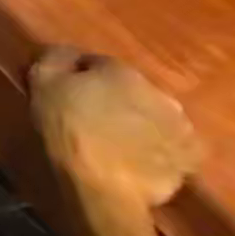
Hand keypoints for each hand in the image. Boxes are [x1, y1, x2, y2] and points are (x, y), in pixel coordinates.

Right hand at [30, 47, 199, 208]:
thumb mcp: (42, 80)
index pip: (99, 62)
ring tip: (114, 135)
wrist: (103, 182)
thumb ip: (56, 57)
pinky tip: (134, 153)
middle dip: (113, 95)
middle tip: (89, 111)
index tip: (65, 89)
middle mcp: (161, 94)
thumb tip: (70, 53)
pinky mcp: (192, 158)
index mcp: (124, 72)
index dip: (79, 74)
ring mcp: (183, 128)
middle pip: (131, 88)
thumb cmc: (66, 125)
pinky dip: (154, 143)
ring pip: (153, 113)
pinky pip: (169, 141)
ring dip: (137, 118)